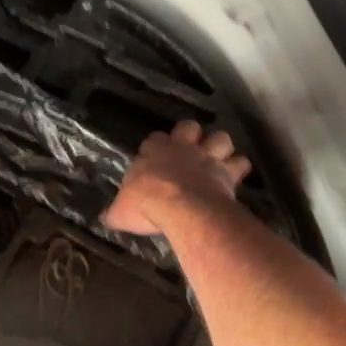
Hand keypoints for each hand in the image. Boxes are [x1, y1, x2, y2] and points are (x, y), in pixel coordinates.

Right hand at [103, 121, 252, 237]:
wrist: (181, 208)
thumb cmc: (146, 205)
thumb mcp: (120, 212)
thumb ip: (115, 212)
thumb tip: (105, 218)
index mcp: (153, 153)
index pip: (154, 139)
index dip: (157, 146)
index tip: (156, 157)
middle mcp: (181, 148)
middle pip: (189, 127)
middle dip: (192, 135)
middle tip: (191, 149)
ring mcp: (206, 157)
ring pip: (220, 137)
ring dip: (220, 147)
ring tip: (218, 158)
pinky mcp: (227, 171)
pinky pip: (240, 163)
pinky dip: (239, 168)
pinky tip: (235, 176)